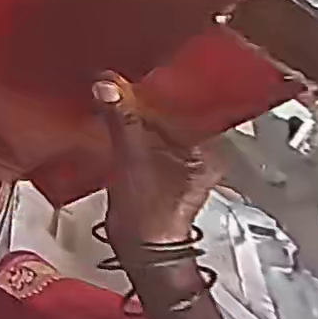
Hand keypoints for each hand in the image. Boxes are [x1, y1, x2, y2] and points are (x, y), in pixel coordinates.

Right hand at [94, 74, 224, 246]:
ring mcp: (176, 157)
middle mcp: (198, 150)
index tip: (144, 69)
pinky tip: (114, 111)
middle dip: (147, 94)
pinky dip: (129, 122)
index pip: (192, 103)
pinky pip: (144, 132)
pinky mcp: (156, 162)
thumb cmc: (151, 217)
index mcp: (209, 149)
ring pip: (156, 120)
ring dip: (135, 107)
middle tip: (124, 75)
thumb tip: (108, 85)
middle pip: (172, 109)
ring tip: (116, 88)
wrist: (140, 249)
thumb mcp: (134, 161)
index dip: (167, 85)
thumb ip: (122, 120)